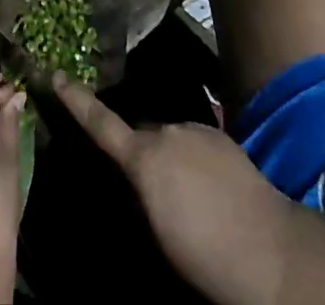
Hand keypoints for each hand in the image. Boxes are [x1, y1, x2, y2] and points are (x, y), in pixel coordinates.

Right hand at [53, 74, 294, 304]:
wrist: (269, 250)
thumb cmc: (201, 250)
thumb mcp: (155, 228)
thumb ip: (138, 188)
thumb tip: (132, 174)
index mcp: (145, 157)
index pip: (101, 123)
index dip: (76, 100)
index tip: (55, 75)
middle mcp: (169, 131)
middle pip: (141, 133)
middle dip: (137, 151)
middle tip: (142, 186)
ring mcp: (199, 129)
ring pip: (169, 137)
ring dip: (166, 155)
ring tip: (178, 191)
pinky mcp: (223, 135)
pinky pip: (193, 141)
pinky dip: (190, 156)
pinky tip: (204, 185)